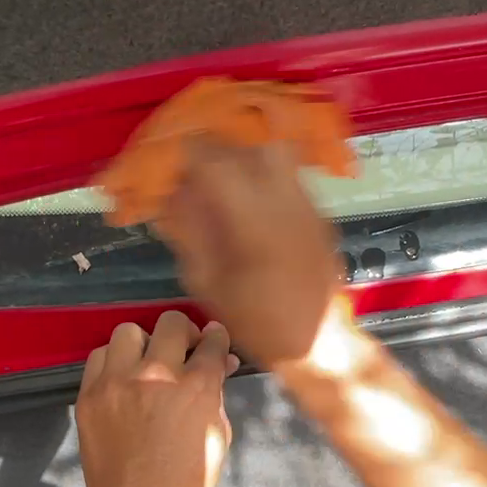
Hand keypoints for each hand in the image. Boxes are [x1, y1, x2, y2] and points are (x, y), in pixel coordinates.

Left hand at [75, 311, 237, 486]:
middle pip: (172, 323)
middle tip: (185, 348)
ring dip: (144, 343)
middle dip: (184, 331)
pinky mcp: (88, 394)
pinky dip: (113, 361)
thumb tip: (219, 366)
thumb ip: (216, 395)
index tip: (214, 338)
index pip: (213, 342)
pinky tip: (122, 378)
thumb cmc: (188, 483)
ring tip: (147, 362)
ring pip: (129, 331)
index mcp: (196, 388)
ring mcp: (117, 382)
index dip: (217, 337)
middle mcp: (156, 375)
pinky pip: (99, 356)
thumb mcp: (218, 436)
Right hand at [156, 140, 342, 367]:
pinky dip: (260, 172)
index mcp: (254, 219)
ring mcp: (307, 201)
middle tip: (190, 168)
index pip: (213, 160)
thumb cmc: (260, 324)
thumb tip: (169, 196)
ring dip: (239, 156)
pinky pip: (287, 172)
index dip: (183, 154)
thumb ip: (188, 233)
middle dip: (212, 149)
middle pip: (245, 143)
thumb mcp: (209, 284)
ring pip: (270, 149)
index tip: (165, 164)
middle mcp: (285, 199)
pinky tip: (245, 197)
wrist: (321, 343)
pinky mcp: (318, 210)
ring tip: (218, 179)